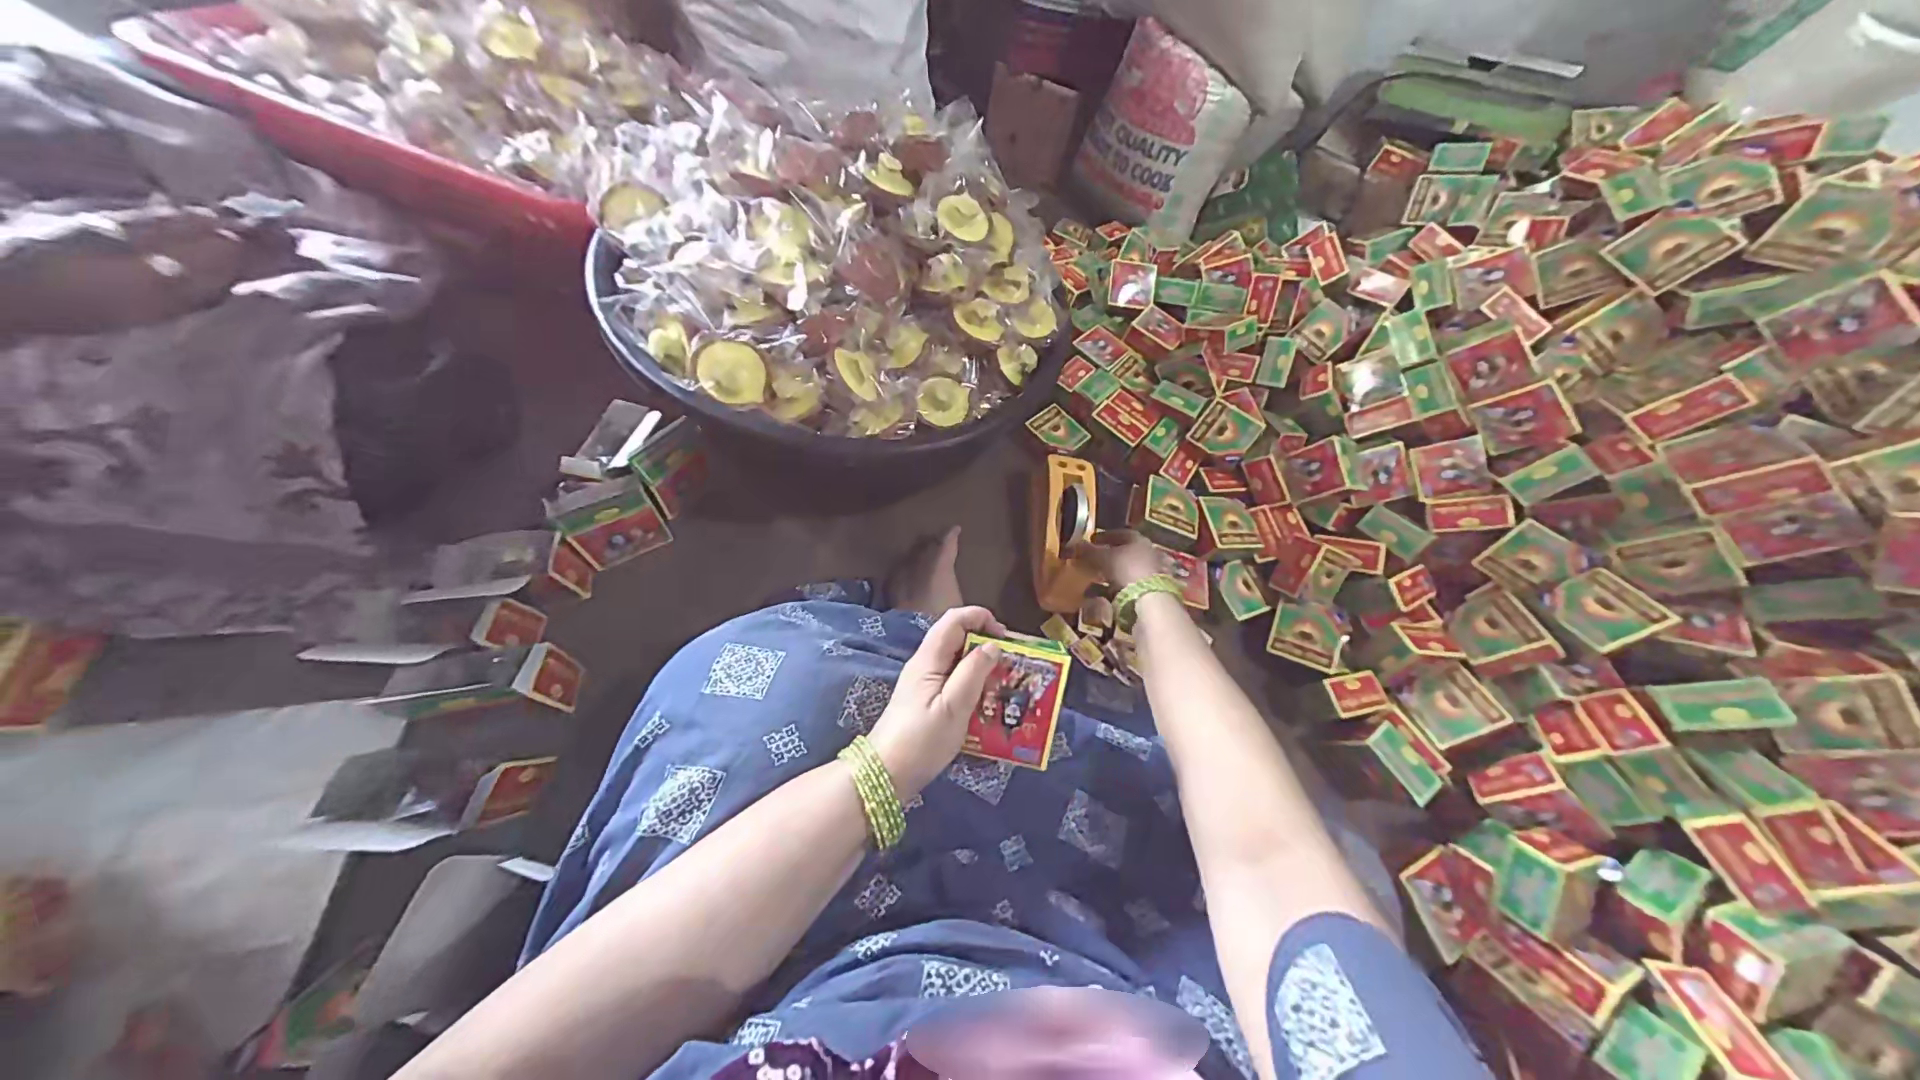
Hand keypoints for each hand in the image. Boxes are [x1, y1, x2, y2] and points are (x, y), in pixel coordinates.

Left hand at [866, 605, 1006, 796]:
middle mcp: (925, 664)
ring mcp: (924, 683)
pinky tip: (987, 703)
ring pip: (956, 660)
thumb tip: (993, 645)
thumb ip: (973, 672)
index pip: (954, 620)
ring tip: (1004, 684)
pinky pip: (953, 680)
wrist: (886, 774)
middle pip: (957, 638)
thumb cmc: (921, 740)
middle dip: (986, 643)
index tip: (1006, 637)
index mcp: (929, 659)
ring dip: (981, 666)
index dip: (981, 618)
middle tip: (1011, 664)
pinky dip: (972, 684)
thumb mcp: (954, 706)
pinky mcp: (926, 700)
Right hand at [1070, 530, 1166, 589]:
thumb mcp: (1103, 558)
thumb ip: (1089, 551)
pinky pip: (1132, 585)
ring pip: (1129, 570)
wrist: (1150, 597)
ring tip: (1098, 578)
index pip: (1121, 534)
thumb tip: (1073, 545)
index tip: (1092, 540)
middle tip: (1094, 559)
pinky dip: (1119, 587)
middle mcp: (1149, 553)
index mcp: (1139, 540)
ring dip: (1114, 573)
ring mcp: (1153, 573)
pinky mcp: (1153, 591)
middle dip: (1110, 555)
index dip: (1105, 536)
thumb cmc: (1126, 569)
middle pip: (1127, 552)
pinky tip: (1109, 592)